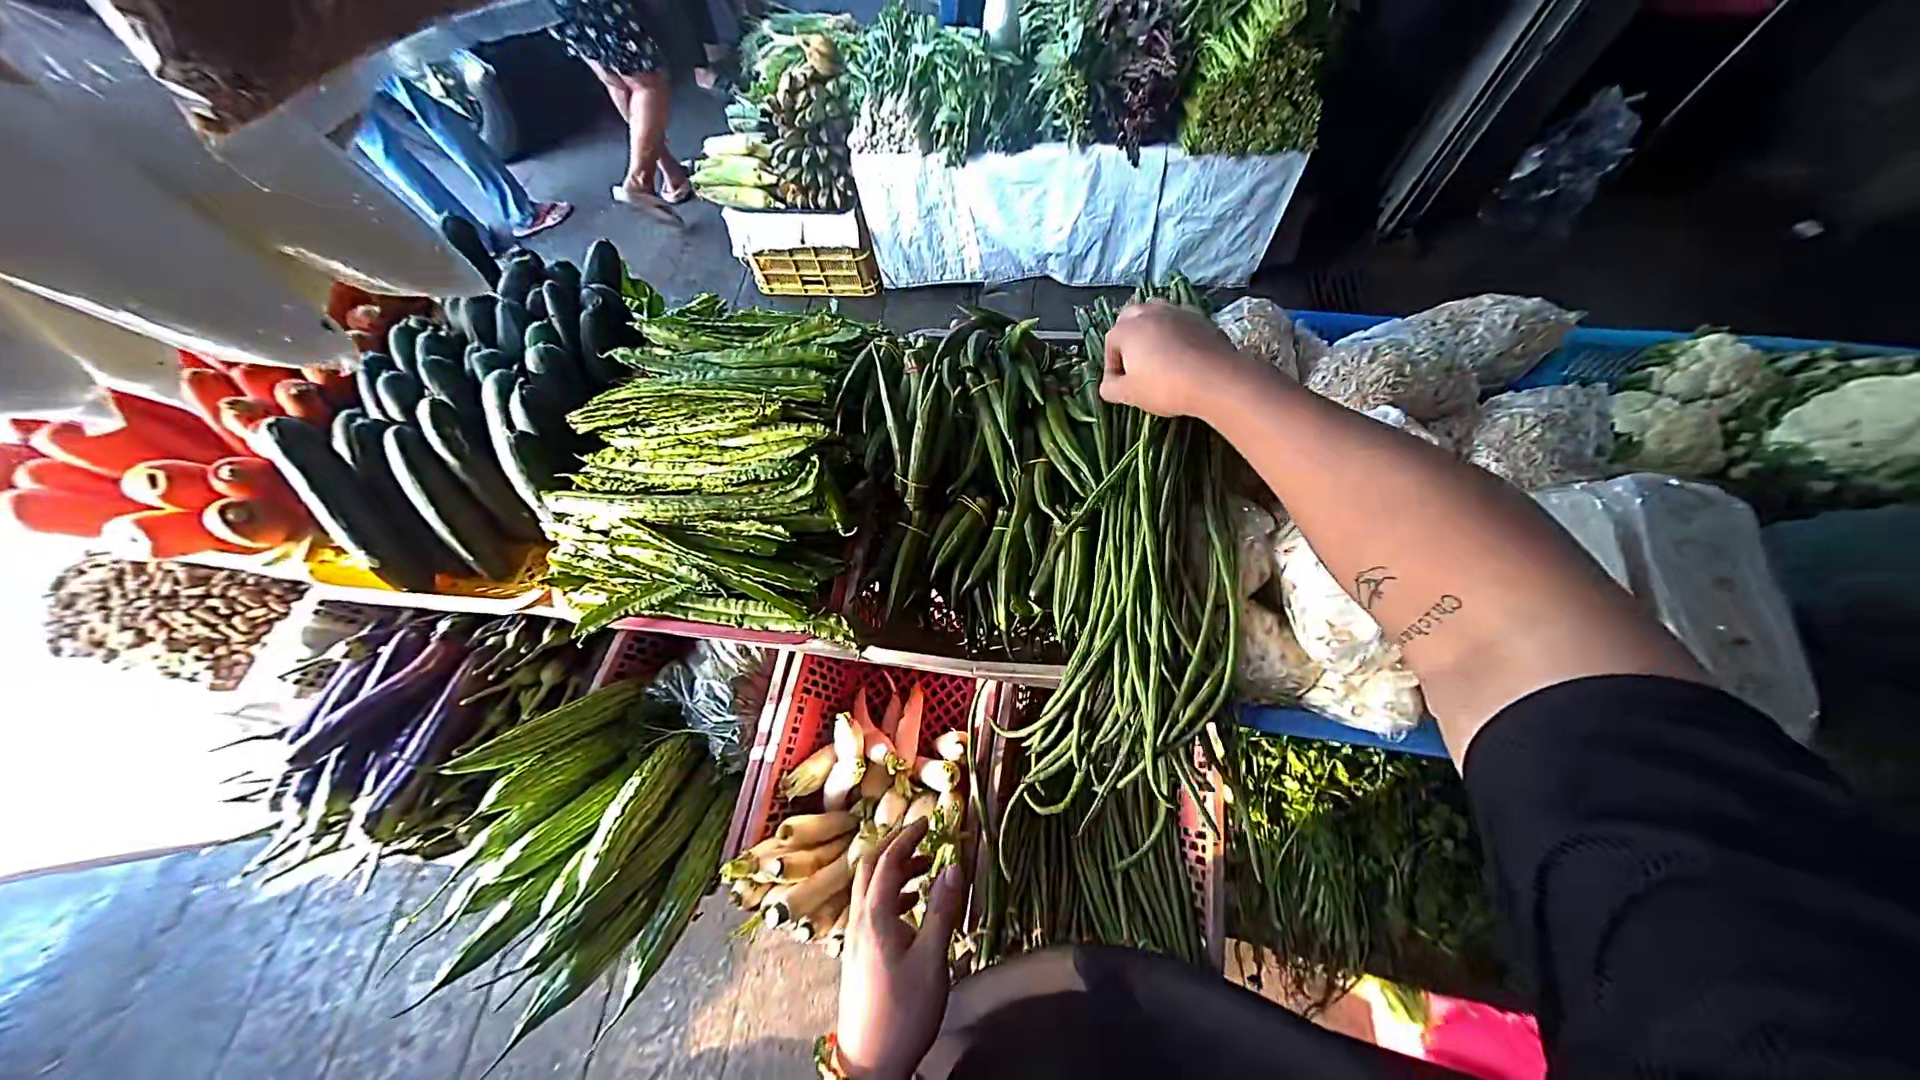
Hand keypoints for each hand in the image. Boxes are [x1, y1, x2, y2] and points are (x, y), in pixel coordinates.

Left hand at [835, 817, 966, 1079]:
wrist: (868, 1064)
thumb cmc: (903, 1012)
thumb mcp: (932, 960)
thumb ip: (942, 910)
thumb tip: (953, 866)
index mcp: (874, 914)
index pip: (888, 860)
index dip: (907, 836)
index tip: (927, 820)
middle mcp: (859, 918)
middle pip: (870, 866)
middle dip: (895, 844)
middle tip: (921, 835)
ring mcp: (855, 936)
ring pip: (869, 886)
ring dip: (894, 868)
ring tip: (925, 868)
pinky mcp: (859, 952)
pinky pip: (871, 906)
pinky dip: (891, 892)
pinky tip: (912, 904)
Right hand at [1100, 299, 1274, 420]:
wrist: (1215, 379)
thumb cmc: (1164, 386)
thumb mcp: (1129, 394)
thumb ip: (1111, 388)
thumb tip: (1107, 385)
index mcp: (1127, 329)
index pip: (1110, 343)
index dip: (1111, 366)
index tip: (1118, 385)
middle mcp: (1149, 312)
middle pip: (1130, 318)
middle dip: (1127, 338)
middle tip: (1134, 363)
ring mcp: (1177, 312)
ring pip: (1155, 313)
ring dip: (1150, 330)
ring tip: (1155, 353)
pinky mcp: (1200, 318)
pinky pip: (1179, 321)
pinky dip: (1174, 332)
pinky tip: (1180, 353)